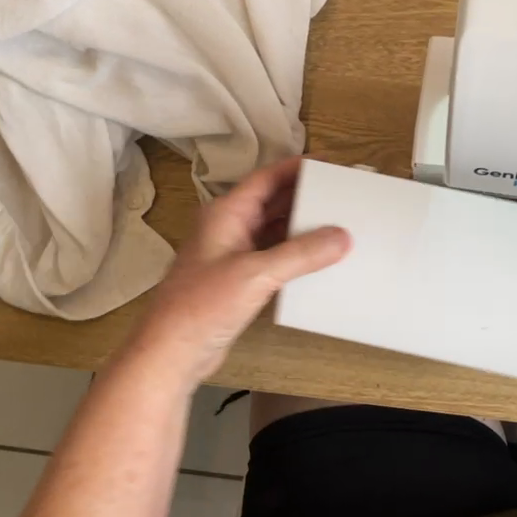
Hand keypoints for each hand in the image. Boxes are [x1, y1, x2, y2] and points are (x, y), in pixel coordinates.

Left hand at [121, 157, 348, 385]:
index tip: (328, 165)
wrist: (173, 352)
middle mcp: (229, 228)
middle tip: (340, 194)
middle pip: (272, 201)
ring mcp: (233, 254)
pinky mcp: (238, 279)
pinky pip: (273, 255)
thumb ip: (301, 254)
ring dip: (301, 226)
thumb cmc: (203, 305)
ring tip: (337, 223)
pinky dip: (295, 253)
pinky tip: (318, 259)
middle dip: (304, 196)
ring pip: (273, 229)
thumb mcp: (257, 274)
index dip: (296, 168)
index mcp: (226, 214)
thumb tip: (342, 236)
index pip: (266, 178)